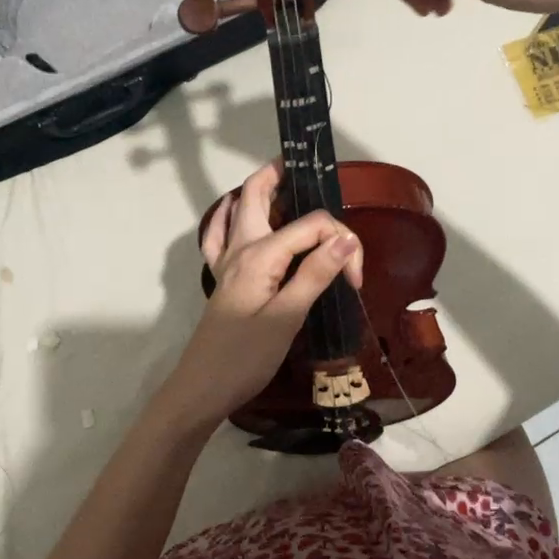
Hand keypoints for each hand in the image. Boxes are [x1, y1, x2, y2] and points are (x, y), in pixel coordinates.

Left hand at [155, 163, 363, 429]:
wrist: (203, 388)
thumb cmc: (245, 357)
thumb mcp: (287, 318)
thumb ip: (315, 274)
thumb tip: (346, 237)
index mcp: (260, 255)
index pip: (312, 227)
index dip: (341, 243)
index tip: (356, 280)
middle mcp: (240, 249)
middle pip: (256, 194)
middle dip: (281, 175)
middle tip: (309, 169)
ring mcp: (227, 263)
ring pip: (239, 210)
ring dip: (259, 191)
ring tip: (285, 182)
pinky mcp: (223, 280)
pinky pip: (221, 237)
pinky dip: (229, 218)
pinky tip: (234, 215)